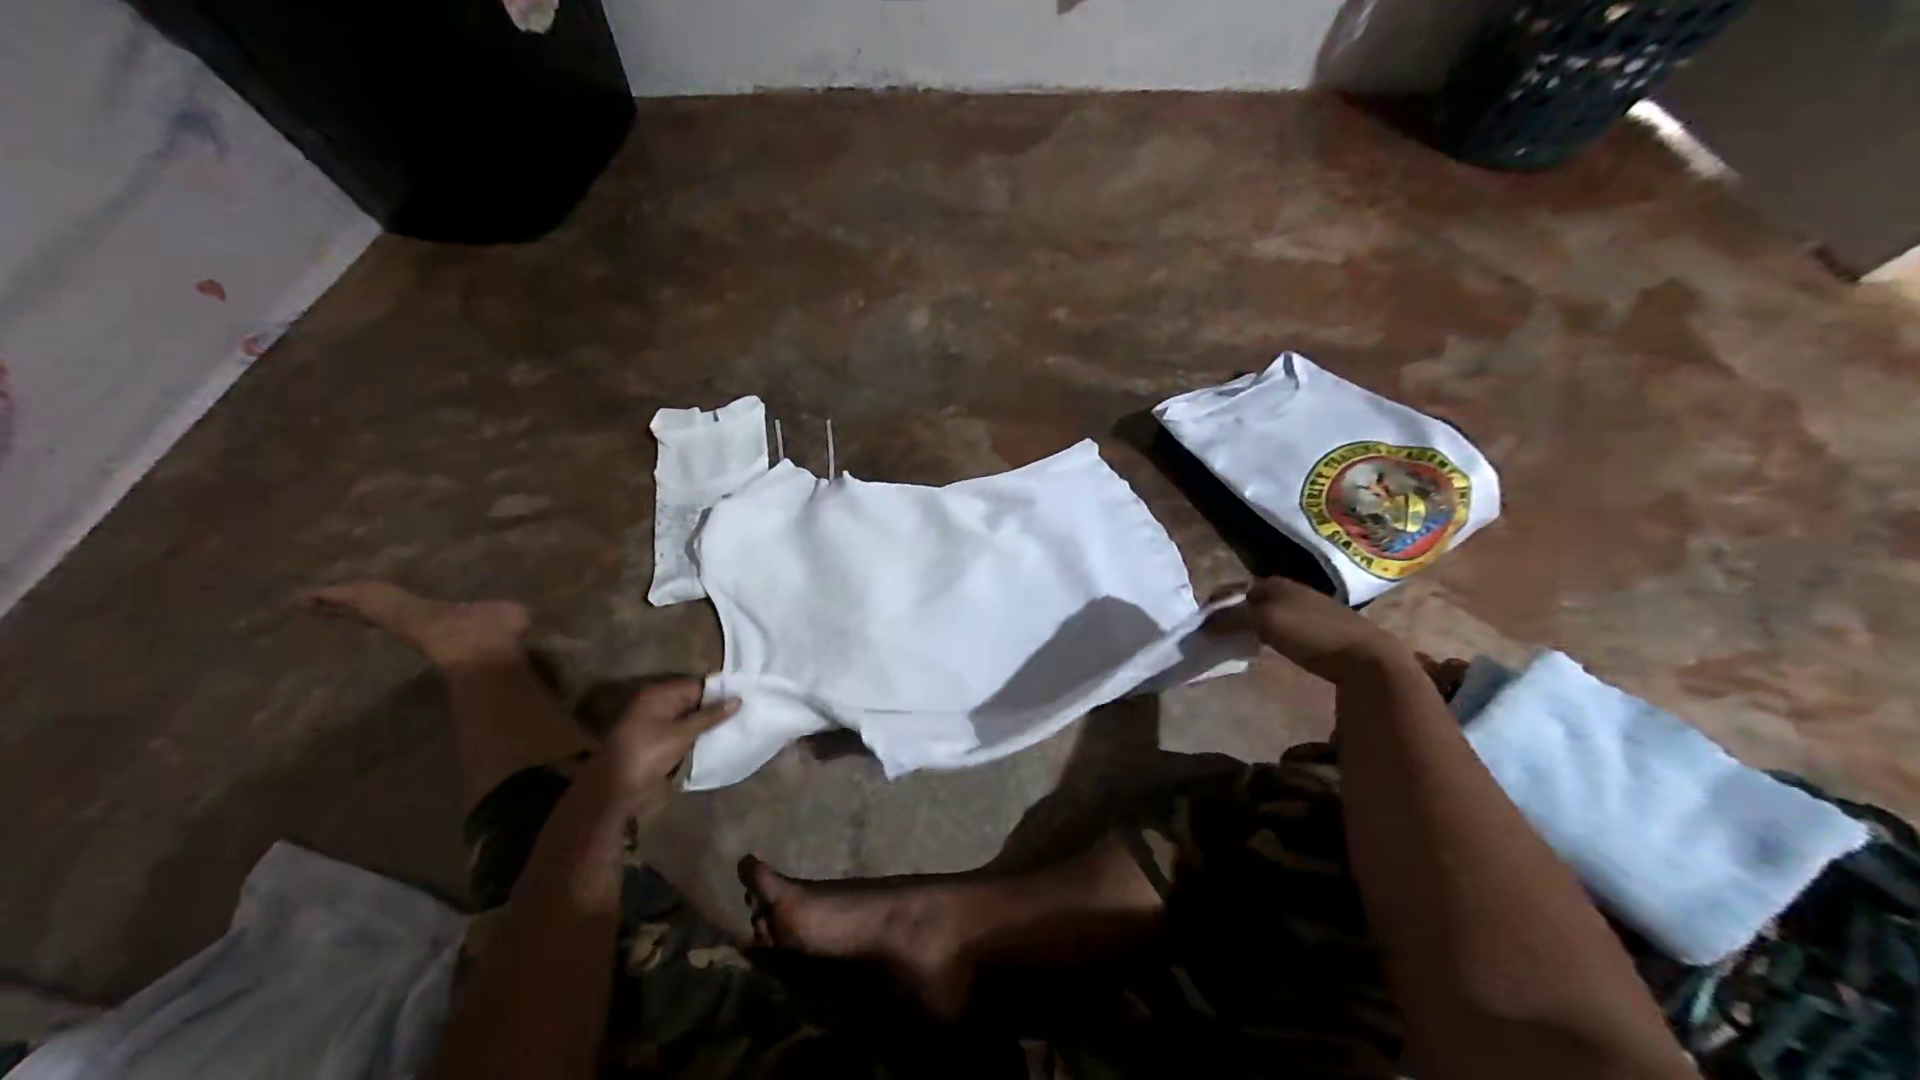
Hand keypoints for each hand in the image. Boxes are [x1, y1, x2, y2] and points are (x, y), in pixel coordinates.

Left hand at [605, 678, 740, 800]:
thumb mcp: (682, 733)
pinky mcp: (660, 742)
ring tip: (738, 724)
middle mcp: (658, 706)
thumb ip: (711, 715)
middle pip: (694, 700)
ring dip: (708, 723)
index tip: (743, 697)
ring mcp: (658, 725)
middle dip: (716, 707)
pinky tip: (720, 738)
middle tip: (745, 711)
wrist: (617, 791)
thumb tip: (737, 698)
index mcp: (658, 696)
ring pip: (690, 718)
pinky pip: (685, 732)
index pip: (696, 685)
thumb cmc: (648, 754)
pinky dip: (699, 735)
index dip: (719, 691)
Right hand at [1206, 577, 1405, 681]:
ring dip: (1245, 628)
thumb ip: (1231, 619)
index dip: (1214, 606)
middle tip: (1213, 638)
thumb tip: (1202, 625)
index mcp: (1273, 583)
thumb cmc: (1311, 632)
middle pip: (1246, 602)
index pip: (1232, 590)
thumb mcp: (1264, 621)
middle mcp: (1288, 591)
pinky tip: (1259, 650)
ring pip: (1261, 616)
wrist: (1365, 656)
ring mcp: (1303, 610)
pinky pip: (1276, 629)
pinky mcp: (1315, 631)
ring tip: (1231, 646)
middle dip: (1228, 617)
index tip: (1200, 627)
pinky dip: (1261, 637)